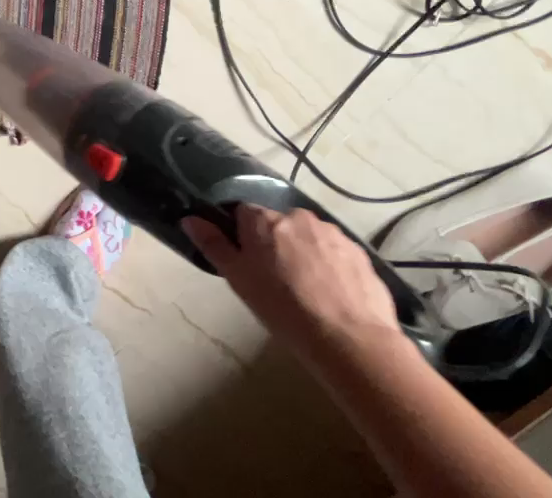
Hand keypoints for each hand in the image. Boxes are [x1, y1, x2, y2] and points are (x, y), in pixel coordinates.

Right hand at [183, 205, 400, 363]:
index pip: (242, 212)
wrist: (349, 340)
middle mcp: (299, 217)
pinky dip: (330, 268)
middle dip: (275, 243)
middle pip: (278, 224)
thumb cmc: (282, 307)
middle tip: (273, 278)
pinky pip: (336, 254)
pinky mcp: (361, 255)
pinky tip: (330, 296)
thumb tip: (190, 218)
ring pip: (309, 238)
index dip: (241, 235)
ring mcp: (334, 234)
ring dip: (304, 254)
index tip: (245, 260)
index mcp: (264, 220)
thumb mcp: (237, 279)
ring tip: (306, 290)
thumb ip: (213, 244)